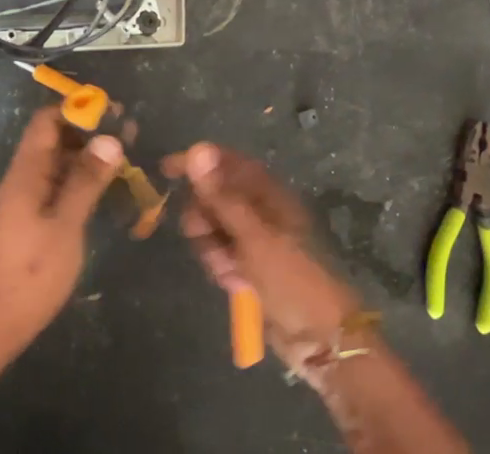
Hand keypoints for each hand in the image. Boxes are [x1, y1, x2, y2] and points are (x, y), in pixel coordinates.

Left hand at [0, 107, 123, 360]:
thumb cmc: (30, 272)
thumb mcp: (65, 225)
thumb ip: (86, 181)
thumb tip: (109, 137)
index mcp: (26, 172)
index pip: (46, 121)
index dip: (78, 111)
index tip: (115, 112)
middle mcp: (21, 179)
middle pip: (53, 141)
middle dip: (89, 134)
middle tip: (132, 137)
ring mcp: (23, 202)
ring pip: (56, 167)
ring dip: (87, 159)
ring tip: (127, 162)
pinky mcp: (28, 224)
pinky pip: (55, 190)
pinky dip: (80, 184)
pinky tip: (106, 195)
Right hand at [163, 143, 363, 376]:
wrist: (322, 339)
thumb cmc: (293, 279)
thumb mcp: (253, 236)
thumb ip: (221, 195)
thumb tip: (197, 150)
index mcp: (270, 195)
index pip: (227, 164)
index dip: (198, 162)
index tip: (166, 169)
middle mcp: (262, 212)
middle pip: (214, 196)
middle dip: (202, 215)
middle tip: (201, 234)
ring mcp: (255, 240)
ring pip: (213, 227)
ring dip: (210, 245)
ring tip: (226, 269)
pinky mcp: (250, 266)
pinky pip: (220, 253)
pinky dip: (220, 264)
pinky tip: (232, 282)